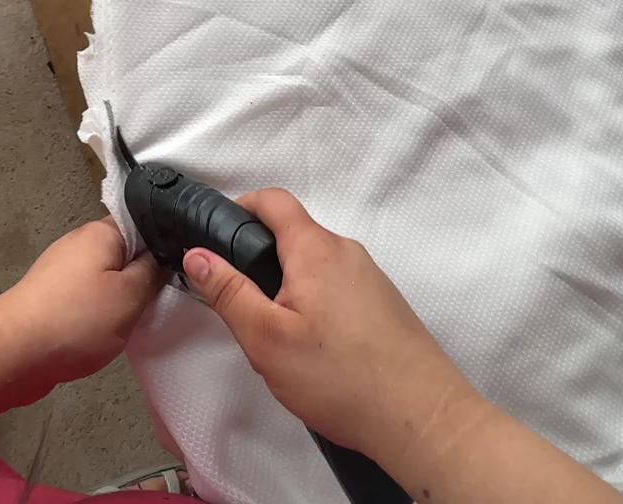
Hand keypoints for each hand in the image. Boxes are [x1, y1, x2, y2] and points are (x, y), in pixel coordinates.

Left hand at [0, 217, 164, 404]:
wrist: (15, 352)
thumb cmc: (73, 320)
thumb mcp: (130, 296)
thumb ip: (152, 272)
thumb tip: (161, 258)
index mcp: (100, 232)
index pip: (142, 224)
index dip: (162, 247)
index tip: (174, 271)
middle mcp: (79, 243)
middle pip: (124, 253)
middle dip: (139, 279)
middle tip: (150, 302)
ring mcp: (63, 269)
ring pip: (106, 278)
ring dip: (118, 299)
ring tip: (125, 322)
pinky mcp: (53, 295)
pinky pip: (87, 297)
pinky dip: (98, 313)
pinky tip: (102, 333)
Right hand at [182, 189, 485, 459]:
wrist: (426, 423)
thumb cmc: (342, 378)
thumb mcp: (266, 339)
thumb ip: (227, 291)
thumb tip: (196, 254)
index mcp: (315, 248)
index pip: (274, 200)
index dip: (242, 206)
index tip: (221, 234)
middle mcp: (346, 251)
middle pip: (293, 234)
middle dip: (262, 258)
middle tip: (246, 302)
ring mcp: (370, 277)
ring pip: (315, 263)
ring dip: (290, 284)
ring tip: (281, 334)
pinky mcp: (385, 304)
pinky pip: (338, 285)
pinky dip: (317, 301)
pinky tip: (317, 348)